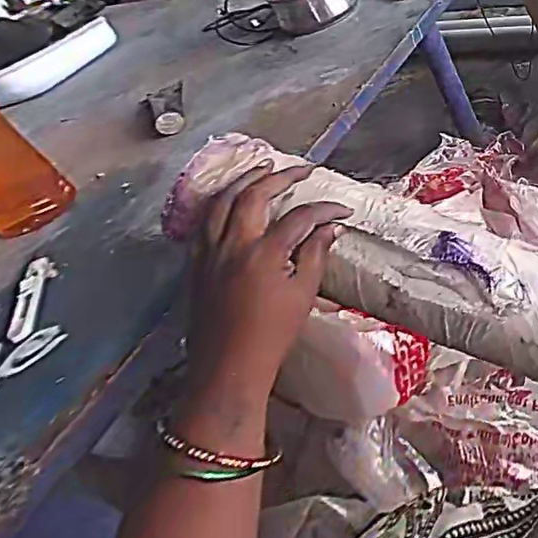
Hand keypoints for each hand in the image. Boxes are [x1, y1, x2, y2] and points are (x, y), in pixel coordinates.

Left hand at [185, 163, 350, 406]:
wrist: (228, 370)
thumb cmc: (272, 336)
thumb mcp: (303, 295)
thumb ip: (316, 254)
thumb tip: (329, 228)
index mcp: (264, 254)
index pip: (299, 217)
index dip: (324, 209)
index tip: (341, 212)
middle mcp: (233, 245)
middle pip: (254, 194)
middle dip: (280, 177)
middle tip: (301, 170)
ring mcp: (210, 251)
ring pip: (223, 201)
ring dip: (244, 180)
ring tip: (262, 168)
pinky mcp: (196, 262)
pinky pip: (204, 221)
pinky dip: (220, 203)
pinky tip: (231, 199)